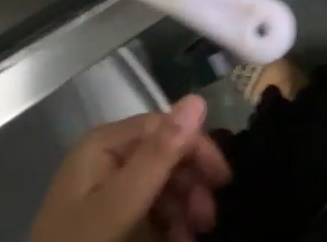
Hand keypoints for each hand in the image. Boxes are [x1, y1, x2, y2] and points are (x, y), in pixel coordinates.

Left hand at [31, 94, 231, 241]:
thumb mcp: (121, 205)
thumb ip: (159, 155)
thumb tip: (198, 99)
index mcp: (103, 145)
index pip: (163, 126)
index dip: (196, 148)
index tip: (222, 179)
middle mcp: (106, 159)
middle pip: (164, 156)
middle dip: (191, 184)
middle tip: (208, 218)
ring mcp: (106, 191)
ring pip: (161, 185)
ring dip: (184, 209)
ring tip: (194, 236)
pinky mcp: (110, 221)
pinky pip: (150, 211)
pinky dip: (169, 225)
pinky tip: (179, 240)